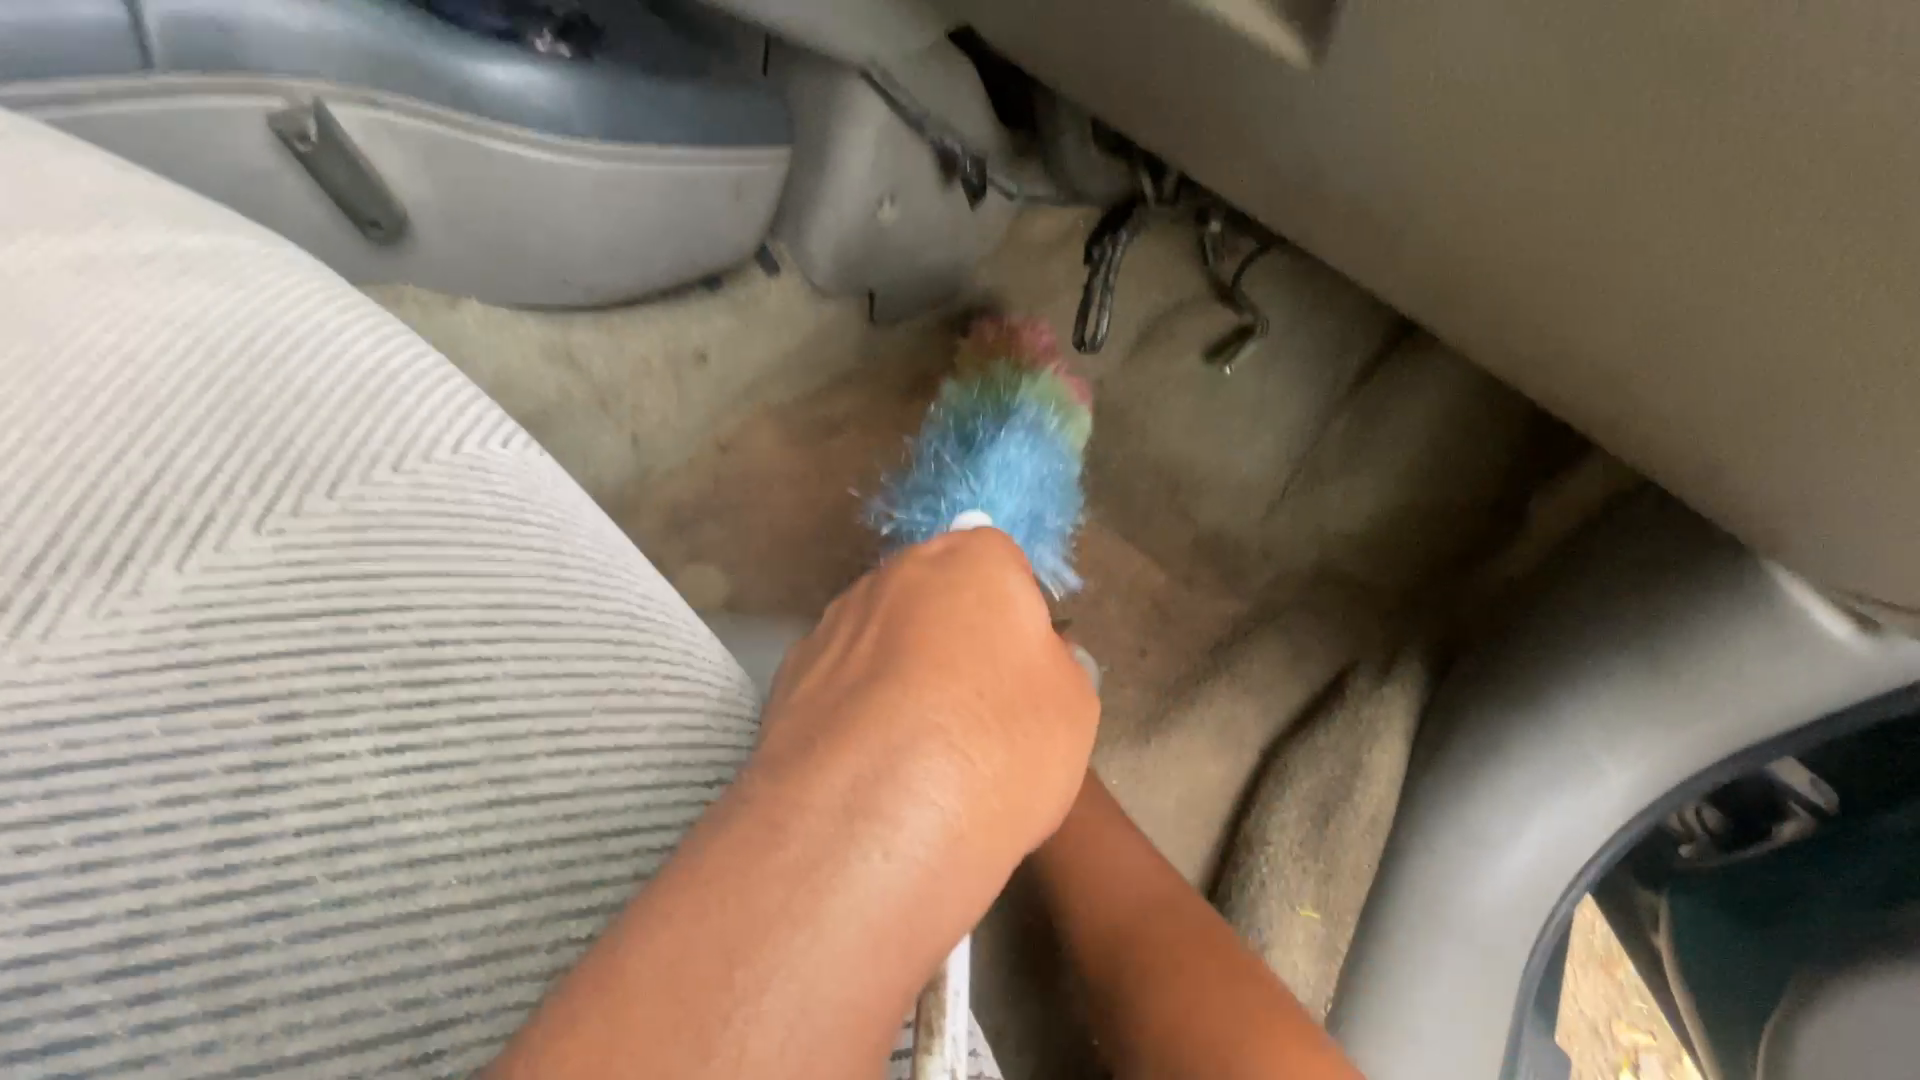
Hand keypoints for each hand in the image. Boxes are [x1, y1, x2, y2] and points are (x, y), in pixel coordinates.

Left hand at [757, 528, 1099, 872]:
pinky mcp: (788, 676)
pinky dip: (855, 708)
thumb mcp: (1074, 707)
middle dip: (953, 636)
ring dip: (899, 671)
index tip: (1019, 672)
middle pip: (936, 595)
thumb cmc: (998, 744)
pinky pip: (841, 682)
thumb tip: (1035, 658)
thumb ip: (1056, 664)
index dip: (1015, 616)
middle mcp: (895, 574)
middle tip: (973, 709)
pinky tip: (868, 764)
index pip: (1002, 562)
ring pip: (882, 637)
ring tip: (914, 749)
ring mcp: (834, 622)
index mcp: (973, 560)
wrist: (869, 818)